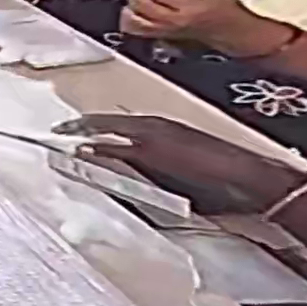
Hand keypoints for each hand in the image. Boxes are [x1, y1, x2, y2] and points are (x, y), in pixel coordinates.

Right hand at [53, 113, 306, 213]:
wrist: (252, 184)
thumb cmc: (199, 169)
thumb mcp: (145, 161)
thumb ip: (110, 153)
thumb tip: (80, 148)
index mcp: (144, 125)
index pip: (98, 121)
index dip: (74, 127)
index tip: (54, 132)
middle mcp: (156, 128)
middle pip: (111, 127)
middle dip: (88, 132)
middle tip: (68, 141)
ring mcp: (171, 138)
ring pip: (126, 137)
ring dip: (107, 143)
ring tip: (91, 152)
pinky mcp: (181, 151)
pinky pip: (140, 146)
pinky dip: (125, 151)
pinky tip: (123, 162)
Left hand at [120, 0, 290, 55]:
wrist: (230, 29)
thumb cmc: (221, 6)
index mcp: (191, 5)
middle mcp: (174, 19)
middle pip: (141, 5)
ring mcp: (163, 30)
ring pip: (131, 19)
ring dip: (129, 9)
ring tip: (136, 2)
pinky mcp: (157, 36)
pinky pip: (132, 29)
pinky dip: (127, 20)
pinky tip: (133, 14)